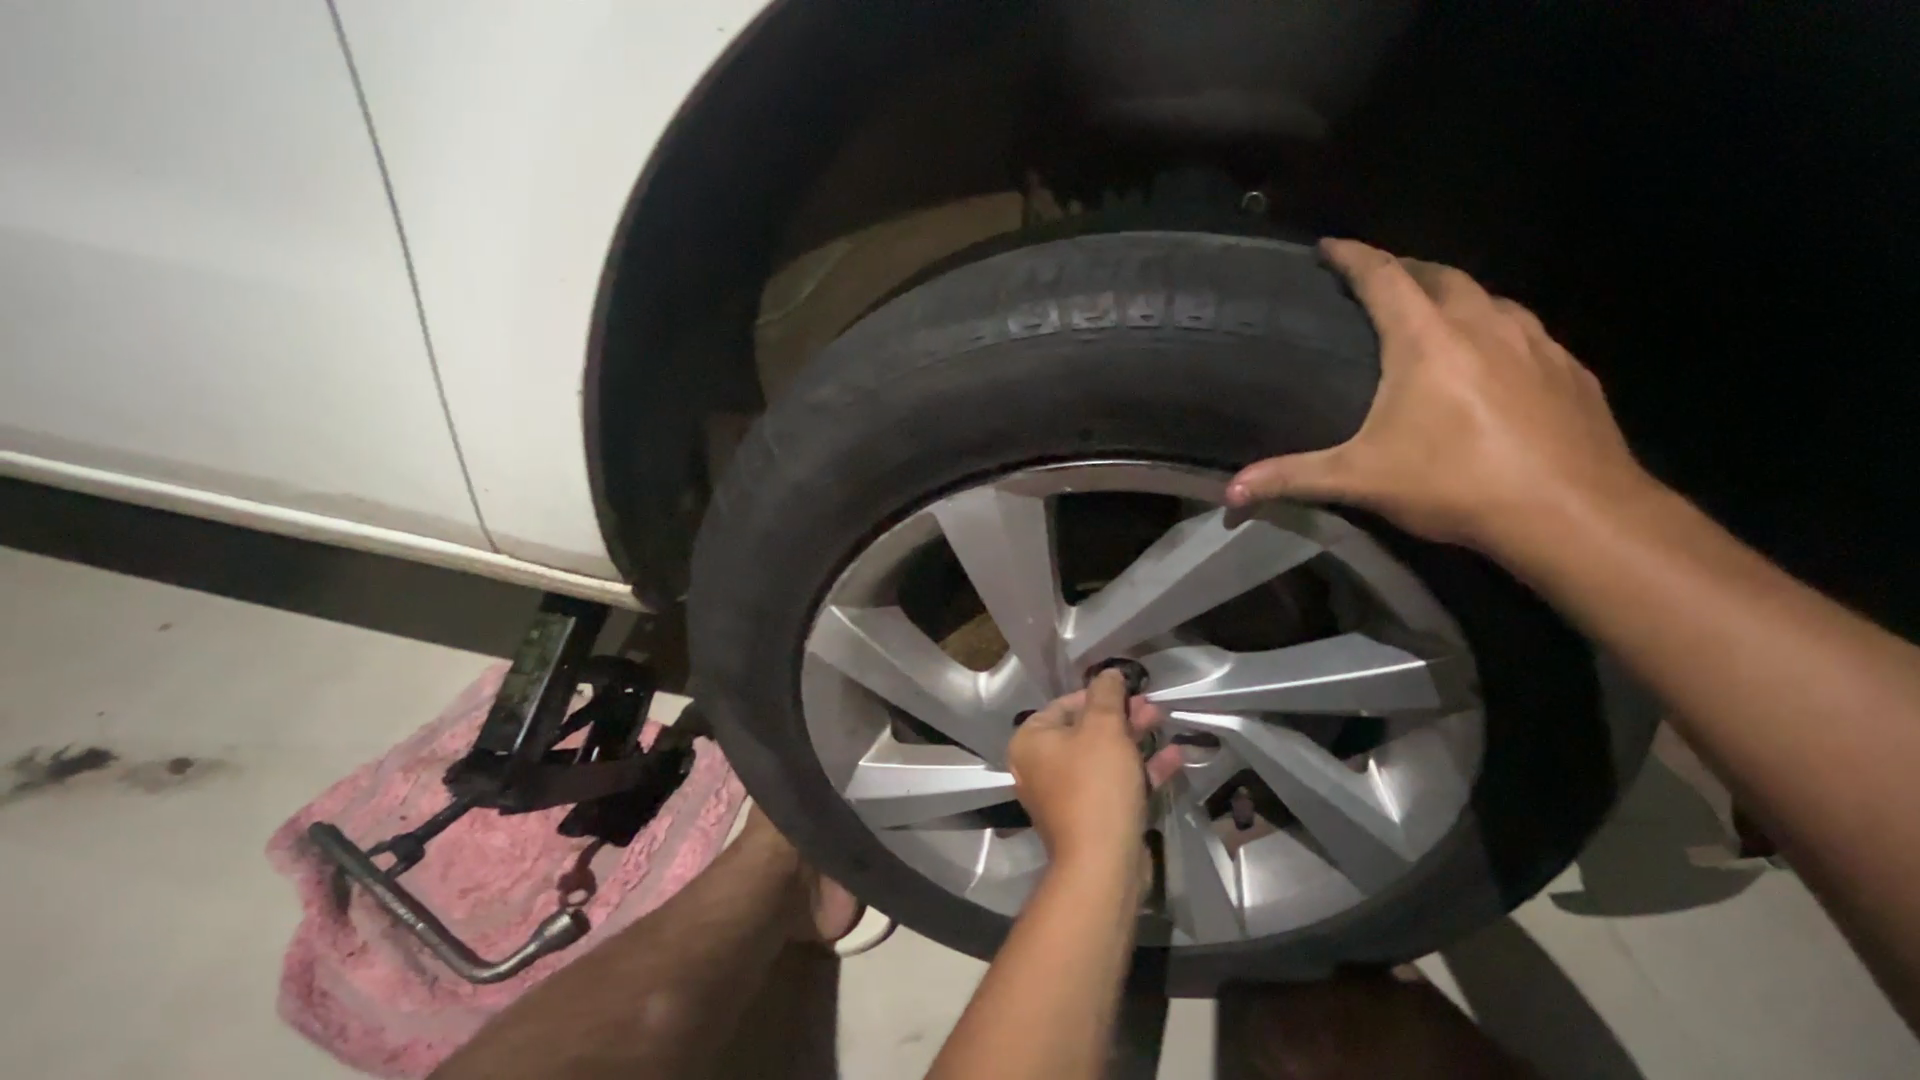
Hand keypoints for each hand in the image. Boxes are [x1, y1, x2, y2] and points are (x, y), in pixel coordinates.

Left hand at [1007, 671, 1182, 870]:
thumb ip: (1106, 695)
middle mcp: (1041, 768)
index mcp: (1031, 743)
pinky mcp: (1091, 818)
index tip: (1127, 689)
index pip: (1062, 705)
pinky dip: (1140, 770)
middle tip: (1150, 706)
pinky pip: (1115, 785)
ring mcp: (1065, 796)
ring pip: (1103, 758)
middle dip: (1121, 716)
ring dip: (1134, 739)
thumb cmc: (1096, 784)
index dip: (1096, 695)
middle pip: (1084, 731)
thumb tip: (1108, 673)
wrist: (1103, 863)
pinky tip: (1174, 757)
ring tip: (1163, 721)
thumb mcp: (1103, 728)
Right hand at [1227, 238, 1656, 554]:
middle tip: (1381, 281)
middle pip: (1440, 275)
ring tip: (1436, 315)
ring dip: (1456, 296)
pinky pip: (1526, 332)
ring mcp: (1535, 343)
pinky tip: (1494, 362)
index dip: (1353, 256)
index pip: (1383, 277)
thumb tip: (1229, 492)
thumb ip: (1293, 478)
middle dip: (1406, 270)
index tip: (1330, 246)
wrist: (1571, 511)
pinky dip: (1498, 330)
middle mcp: (1483, 324)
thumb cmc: (1456, 484)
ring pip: (1489, 298)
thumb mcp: (1362, 480)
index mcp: (1426, 339)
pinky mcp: (1570, 369)